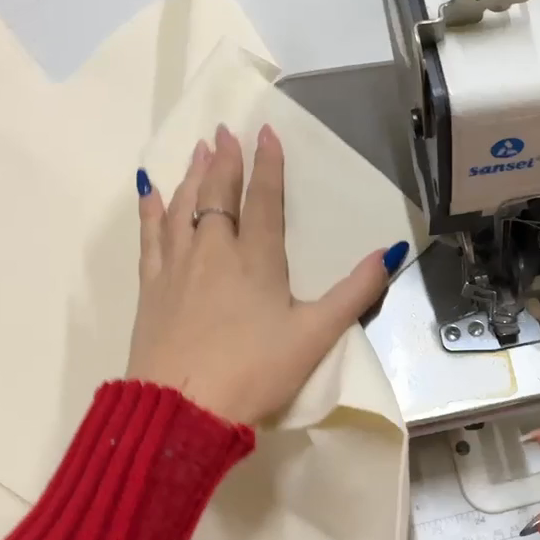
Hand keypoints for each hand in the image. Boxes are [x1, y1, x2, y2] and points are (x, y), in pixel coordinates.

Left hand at [126, 124, 407, 424]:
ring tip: (198, 151)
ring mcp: (177, 268)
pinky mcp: (151, 288)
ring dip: (192, 176)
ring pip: (183, 208)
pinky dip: (152, 210)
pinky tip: (151, 192)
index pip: (263, 200)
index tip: (265, 132)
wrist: (183, 407)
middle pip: (218, 195)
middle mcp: (213, 251)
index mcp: (257, 259)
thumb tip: (388, 252)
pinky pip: (150, 236)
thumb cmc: (256, 371)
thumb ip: (355, 292)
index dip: (268, 165)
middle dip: (224, 161)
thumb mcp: (317, 335)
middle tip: (224, 131)